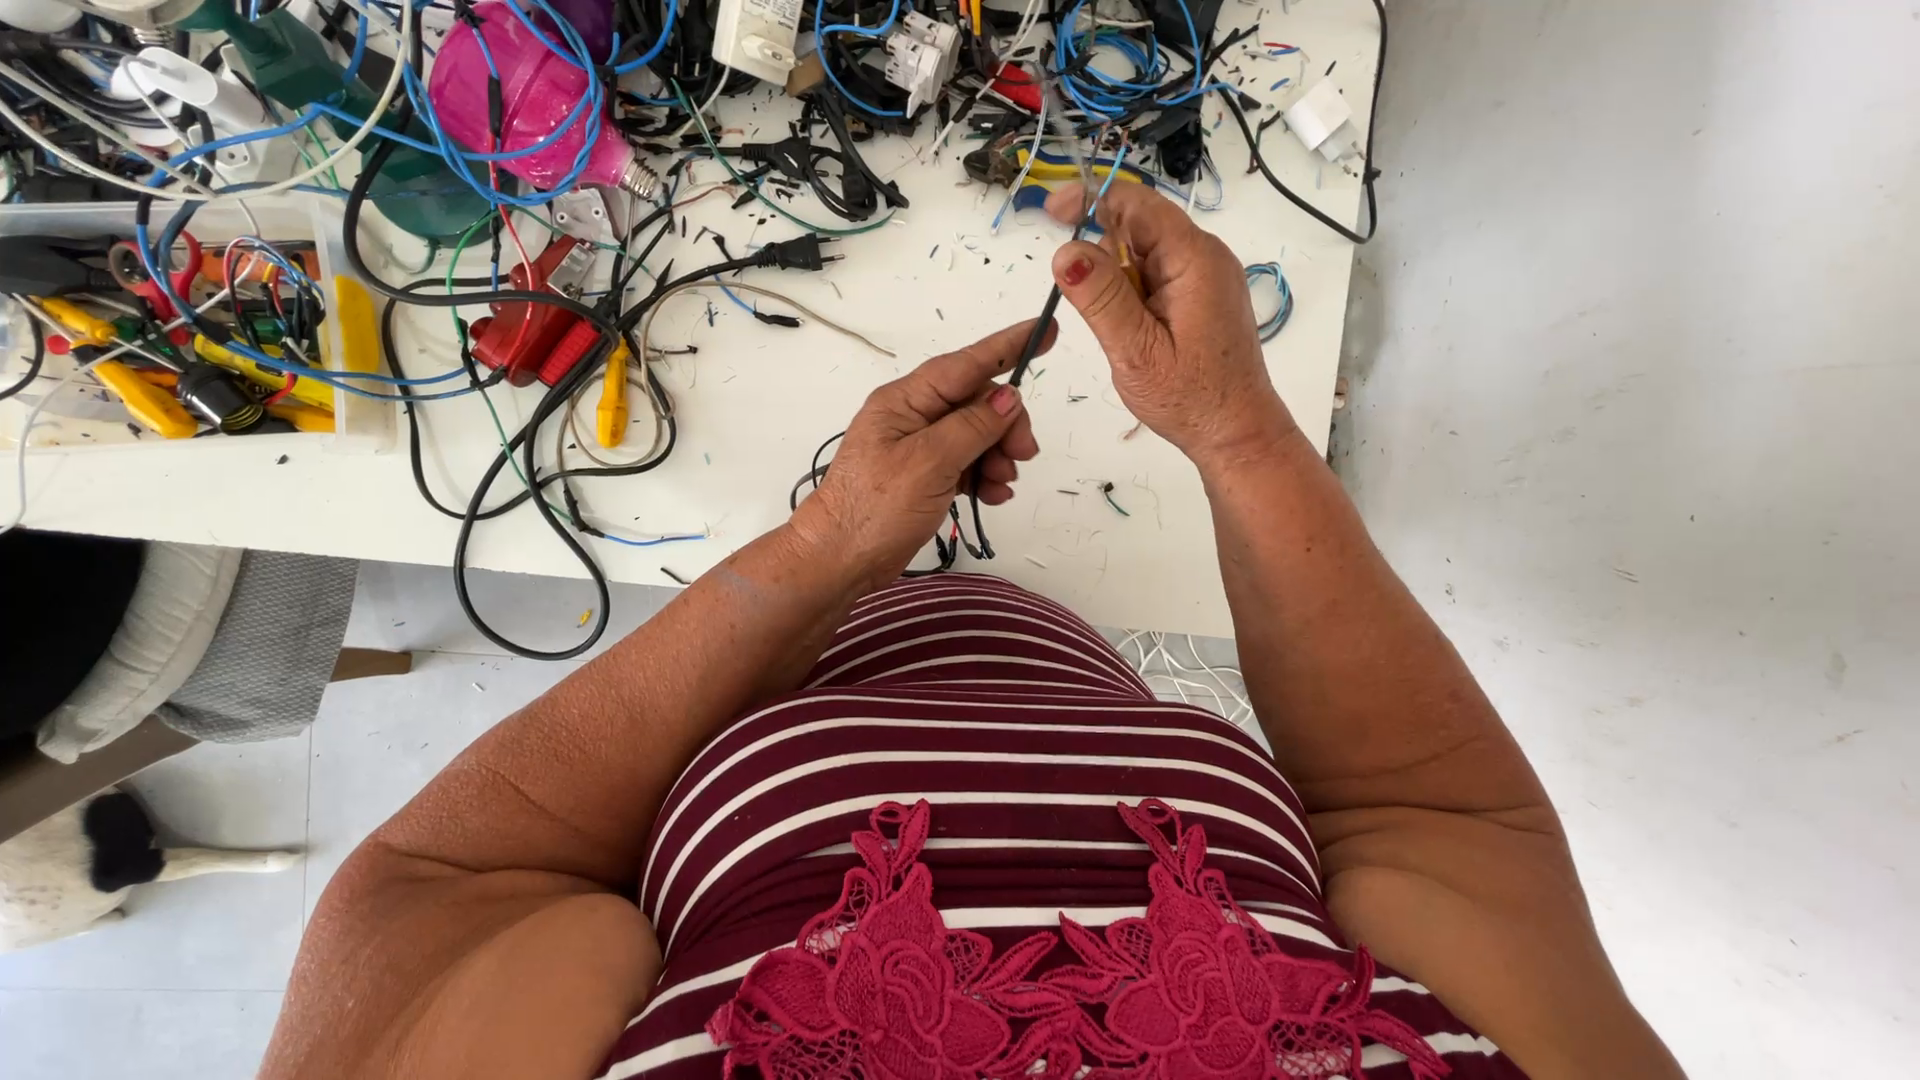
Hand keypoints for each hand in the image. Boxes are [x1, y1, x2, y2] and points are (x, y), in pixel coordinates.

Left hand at [792, 320, 1051, 586]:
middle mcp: (914, 417)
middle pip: (977, 403)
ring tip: (1002, 484)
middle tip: (1024, 455)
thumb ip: (972, 427)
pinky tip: (993, 496)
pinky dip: (985, 477)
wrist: (840, 559)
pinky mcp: (925, 476)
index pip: (966, 364)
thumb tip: (1009, 398)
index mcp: (906, 400)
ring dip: (998, 456)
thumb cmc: (874, 508)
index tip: (1047, 329)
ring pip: (977, 435)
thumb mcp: (929, 463)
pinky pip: (967, 463)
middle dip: (1006, 425)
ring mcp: (920, 448)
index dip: (1008, 346)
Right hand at [1045, 182, 1296, 468]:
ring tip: (1119, 332)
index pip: (1137, 205)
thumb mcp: (1137, 352)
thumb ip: (1101, 300)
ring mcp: (1206, 275)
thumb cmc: (1190, 398)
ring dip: (1116, 281)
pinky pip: (1156, 276)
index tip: (1051, 210)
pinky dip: (1132, 294)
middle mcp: (1205, 256)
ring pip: (1144, 254)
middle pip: (1139, 227)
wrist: (1236, 432)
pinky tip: (1132, 330)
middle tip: (1086, 304)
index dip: (1091, 199)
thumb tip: (1065, 252)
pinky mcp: (1201, 295)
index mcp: (1193, 259)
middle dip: (1102, 254)